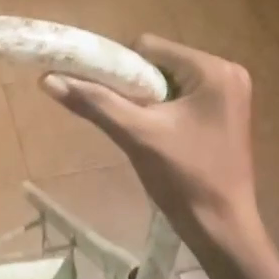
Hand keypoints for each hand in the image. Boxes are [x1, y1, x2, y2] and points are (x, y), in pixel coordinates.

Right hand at [41, 35, 263, 248]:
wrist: (222, 230)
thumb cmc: (184, 180)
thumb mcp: (136, 136)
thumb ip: (94, 102)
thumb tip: (48, 79)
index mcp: (213, 70)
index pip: (148, 47)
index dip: (121, 70)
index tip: (111, 100)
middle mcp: (227, 71)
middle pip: (159, 62)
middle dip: (136, 86)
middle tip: (128, 120)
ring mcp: (230, 93)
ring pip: (167, 80)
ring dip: (147, 99)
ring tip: (142, 131)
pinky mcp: (226, 112)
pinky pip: (182, 95)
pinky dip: (162, 109)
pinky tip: (158, 136)